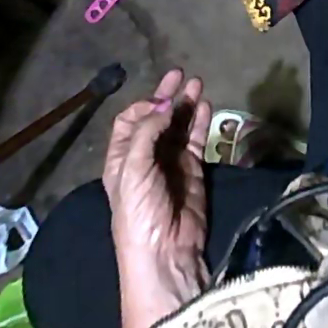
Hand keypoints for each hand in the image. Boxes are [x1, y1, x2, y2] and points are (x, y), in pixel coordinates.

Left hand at [104, 69, 211, 327]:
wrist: (165, 253)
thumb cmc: (139, 209)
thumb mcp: (132, 168)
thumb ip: (147, 130)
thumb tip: (165, 104)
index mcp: (122, 157)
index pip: (130, 120)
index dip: (143, 106)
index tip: (159, 101)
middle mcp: (145, 156)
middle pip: (156, 117)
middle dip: (166, 95)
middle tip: (180, 74)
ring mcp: (170, 162)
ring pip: (178, 125)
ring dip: (186, 104)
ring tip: (197, 83)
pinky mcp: (193, 170)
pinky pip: (196, 139)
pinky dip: (200, 121)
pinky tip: (206, 105)